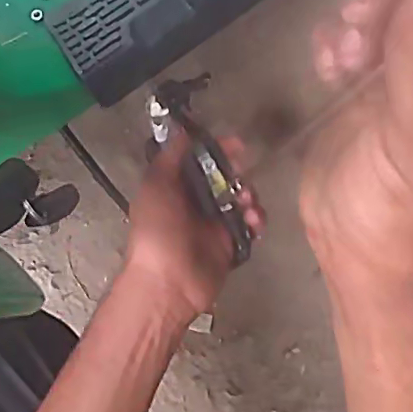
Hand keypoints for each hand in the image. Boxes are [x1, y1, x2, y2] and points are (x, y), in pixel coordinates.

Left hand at [118, 129, 263, 322]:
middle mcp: (195, 203)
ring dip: (249, 195)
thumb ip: (170, 157)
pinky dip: (256, 220)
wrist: (168, 280)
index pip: (199, 160)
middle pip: (225, 178)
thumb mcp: (156, 185)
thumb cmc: (157, 229)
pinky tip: (253, 221)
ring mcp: (214, 224)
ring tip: (246, 203)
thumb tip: (182, 131)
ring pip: (241, 199)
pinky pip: (250, 225)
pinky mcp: (230, 244)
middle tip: (241, 175)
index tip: (234, 143)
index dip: (217, 149)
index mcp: (174, 186)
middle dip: (237, 172)